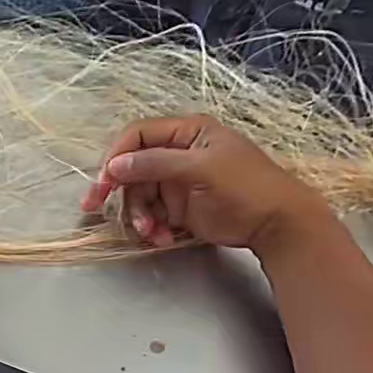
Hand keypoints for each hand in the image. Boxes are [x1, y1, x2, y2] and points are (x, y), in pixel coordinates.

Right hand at [84, 115, 334, 253]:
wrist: (277, 224)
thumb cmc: (245, 187)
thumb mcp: (201, 169)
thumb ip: (157, 163)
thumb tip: (115, 164)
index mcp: (186, 133)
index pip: (138, 136)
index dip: (116, 156)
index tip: (102, 182)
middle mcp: (178, 155)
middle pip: (133, 169)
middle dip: (120, 192)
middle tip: (95, 209)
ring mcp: (178, 183)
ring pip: (140, 196)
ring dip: (139, 216)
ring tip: (151, 234)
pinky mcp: (181, 210)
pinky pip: (153, 216)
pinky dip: (153, 229)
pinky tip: (164, 239)